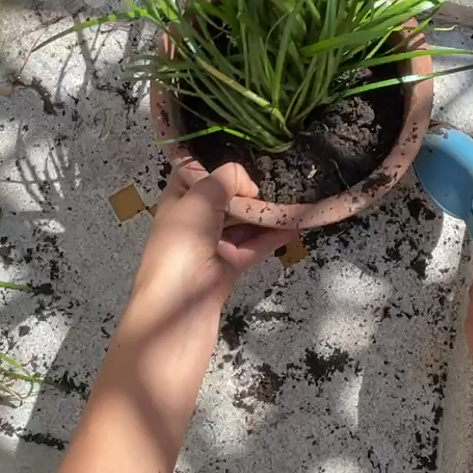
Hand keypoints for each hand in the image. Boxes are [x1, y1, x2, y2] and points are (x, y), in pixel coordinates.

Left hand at [130, 164, 297, 315]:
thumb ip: (225, 180)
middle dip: (248, 190)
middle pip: (225, 199)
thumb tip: (248, 184)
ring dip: (265, 213)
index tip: (244, 159)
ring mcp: (211, 247)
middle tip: (279, 180)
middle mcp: (193, 222)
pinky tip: (295, 226)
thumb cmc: (181, 247)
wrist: (177, 313)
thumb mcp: (199, 201)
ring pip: (242, 224)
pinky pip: (254, 246)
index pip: (194, 174)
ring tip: (295, 201)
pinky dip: (272, 236)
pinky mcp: (228, 268)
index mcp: (177, 202)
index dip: (215, 165)